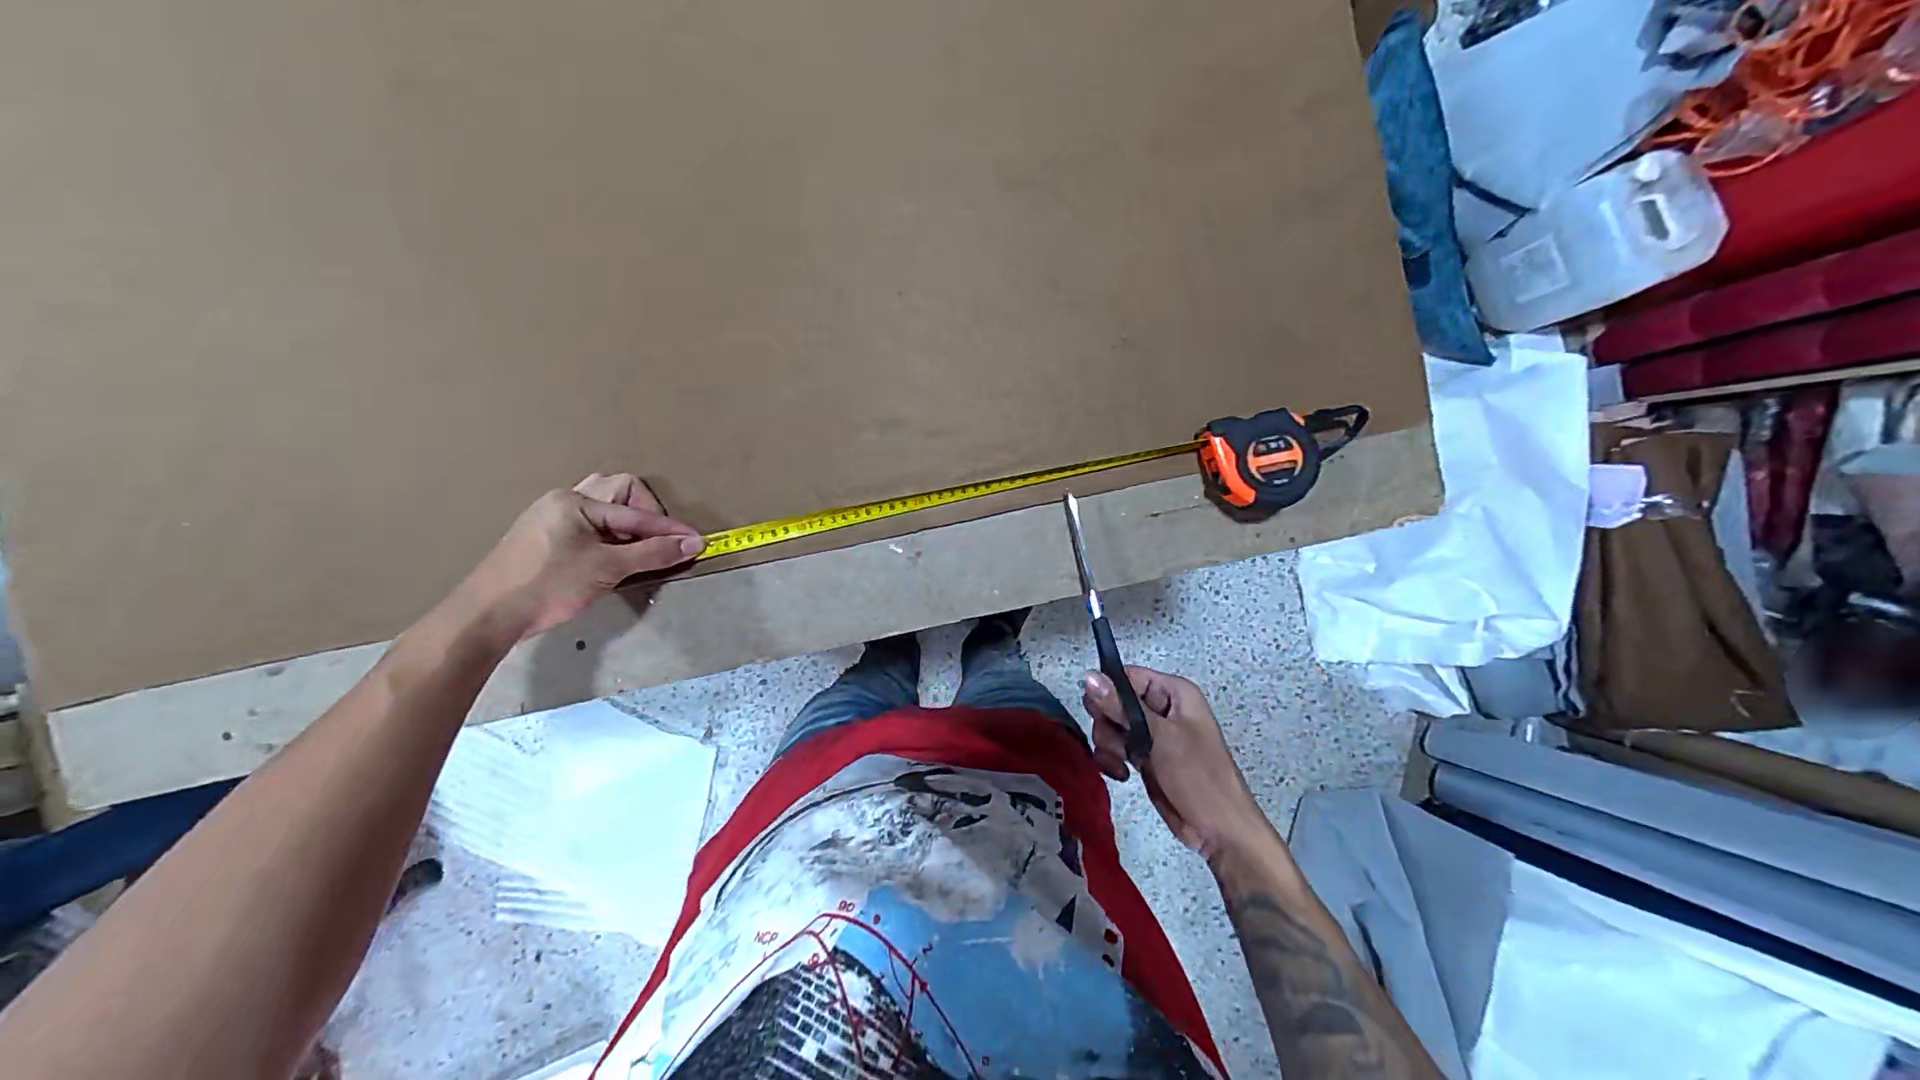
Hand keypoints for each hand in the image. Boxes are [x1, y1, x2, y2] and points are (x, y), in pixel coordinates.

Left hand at [450, 473, 704, 640]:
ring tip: (638, 549)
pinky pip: (589, 526)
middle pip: (619, 493)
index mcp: (575, 501)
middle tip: (658, 543)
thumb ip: (653, 553)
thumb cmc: (547, 586)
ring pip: (602, 509)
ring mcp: (550, 518)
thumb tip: (692, 544)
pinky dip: (609, 537)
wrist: (487, 616)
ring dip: (627, 525)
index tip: (696, 543)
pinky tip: (613, 559)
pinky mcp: (545, 539)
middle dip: (646, 516)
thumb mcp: (607, 569)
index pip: (636, 512)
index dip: (669, 530)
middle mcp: (562, 501)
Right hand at [1083, 666, 1273, 862]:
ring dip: (1108, 745)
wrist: (1218, 830)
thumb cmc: (1199, 777)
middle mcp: (1162, 709)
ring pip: (1111, 726)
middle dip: (1107, 723)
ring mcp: (1152, 734)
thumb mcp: (1159, 737)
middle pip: (1114, 701)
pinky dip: (1112, 760)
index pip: (1128, 677)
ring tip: (1121, 765)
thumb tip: (1089, 677)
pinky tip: (1122, 774)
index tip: (1096, 711)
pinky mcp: (1145, 757)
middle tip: (1114, 743)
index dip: (1108, 691)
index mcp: (1174, 693)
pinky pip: (1115, 748)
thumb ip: (1121, 707)